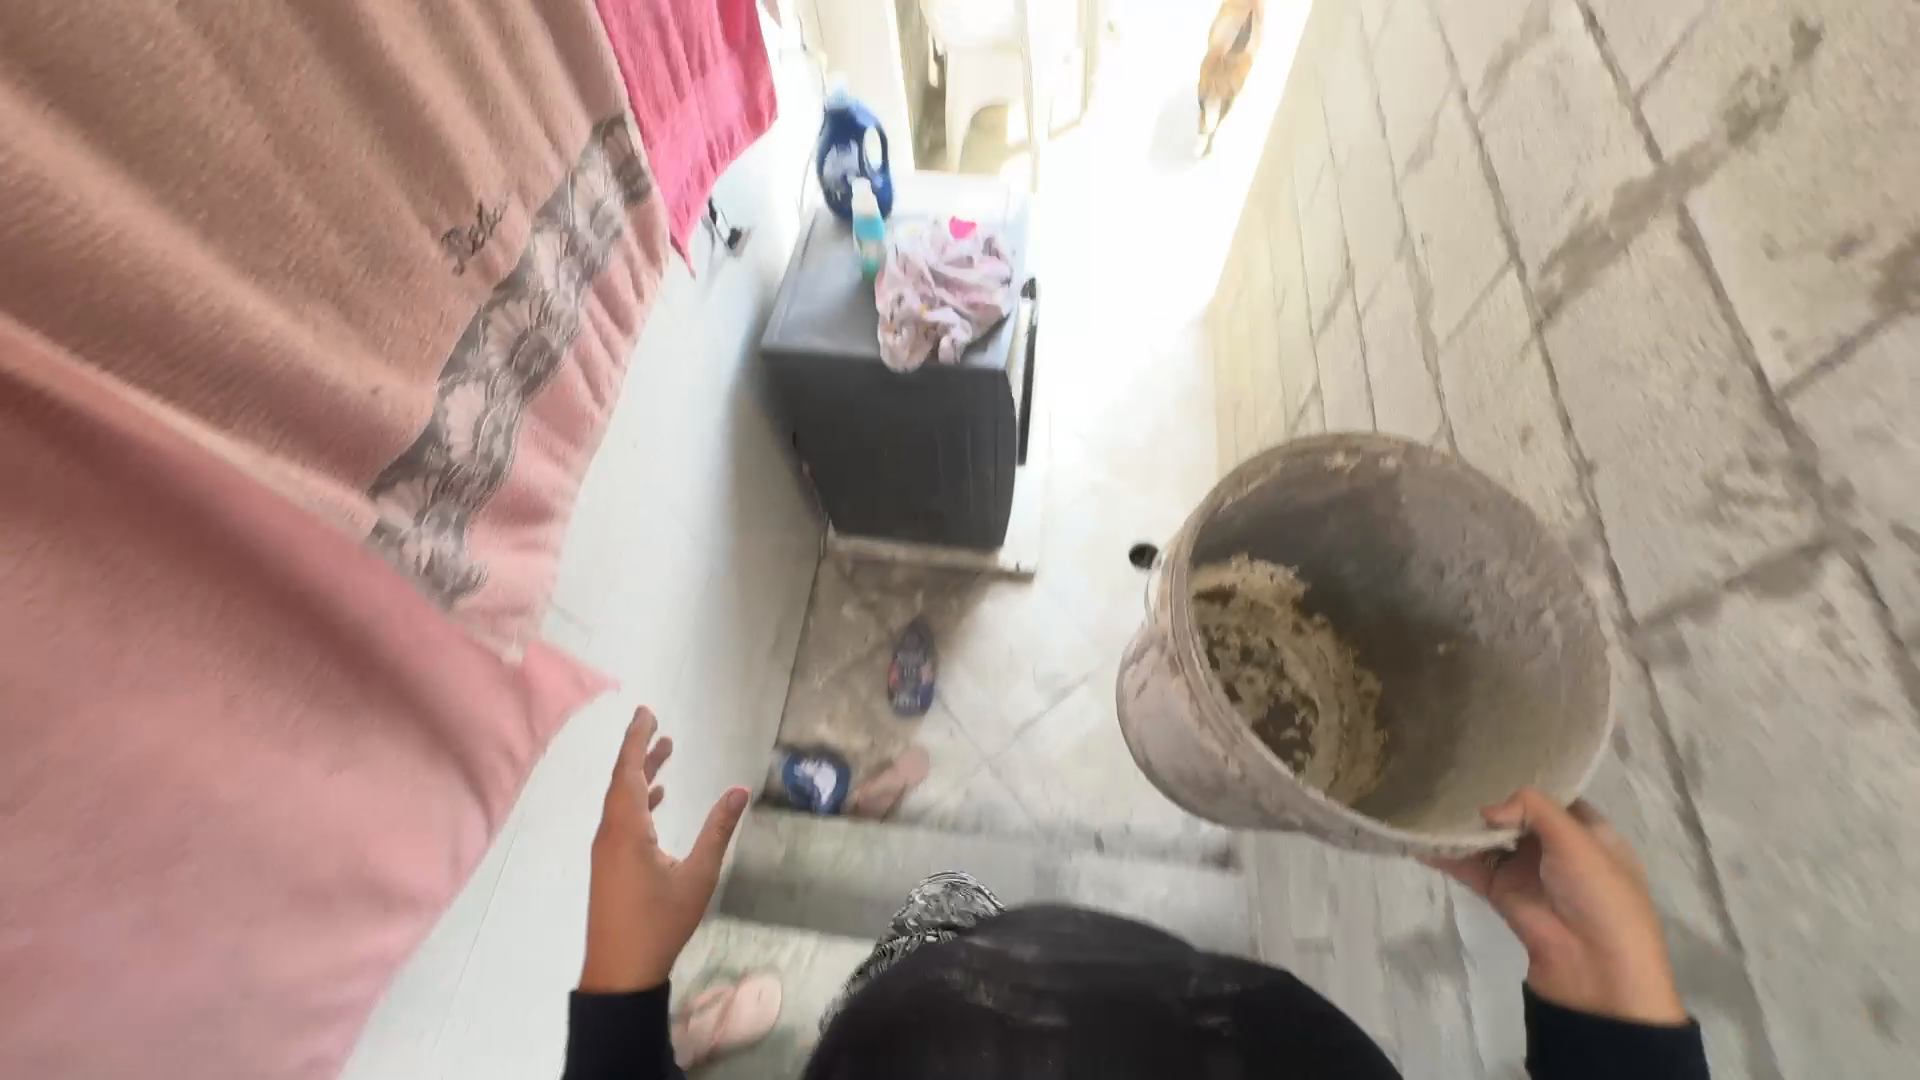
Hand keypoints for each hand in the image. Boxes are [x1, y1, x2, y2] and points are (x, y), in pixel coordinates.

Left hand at [579, 706, 750, 993]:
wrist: (620, 974)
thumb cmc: (659, 922)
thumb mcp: (698, 875)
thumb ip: (718, 829)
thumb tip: (740, 790)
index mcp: (627, 830)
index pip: (629, 773)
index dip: (637, 740)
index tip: (645, 712)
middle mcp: (611, 834)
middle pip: (623, 781)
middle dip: (640, 750)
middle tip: (656, 722)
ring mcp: (607, 851)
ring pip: (622, 800)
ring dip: (642, 773)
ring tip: (666, 750)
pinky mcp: (610, 865)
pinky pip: (622, 818)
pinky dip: (640, 799)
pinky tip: (658, 799)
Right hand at [1425, 787, 1686, 1025]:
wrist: (1593, 964)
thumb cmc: (1600, 895)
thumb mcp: (1578, 841)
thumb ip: (1532, 808)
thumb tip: (1485, 810)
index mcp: (1587, 834)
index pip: (1553, 797)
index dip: (1527, 778)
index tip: (1491, 757)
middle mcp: (1554, 847)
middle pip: (1513, 814)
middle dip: (1484, 797)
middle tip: (1448, 772)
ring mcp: (1523, 869)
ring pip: (1486, 837)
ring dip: (1460, 824)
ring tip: (1425, 798)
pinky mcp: (1498, 889)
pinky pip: (1465, 864)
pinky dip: (1442, 852)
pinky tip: (1417, 837)